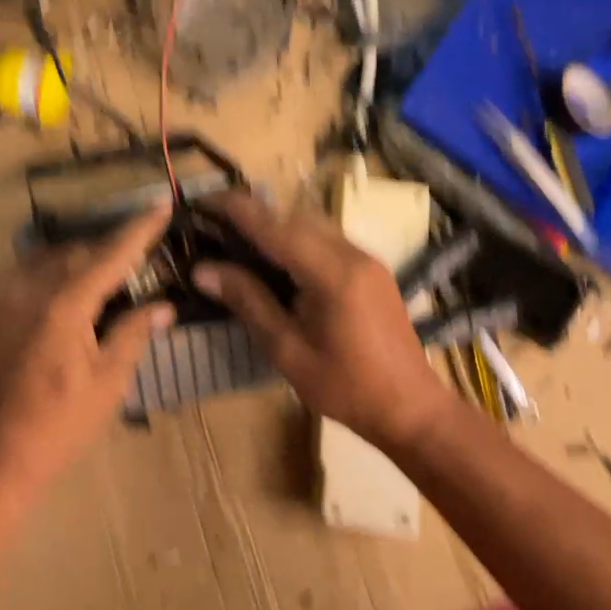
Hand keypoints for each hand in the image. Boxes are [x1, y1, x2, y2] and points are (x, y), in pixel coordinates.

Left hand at [0, 202, 174, 496]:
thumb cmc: (58, 427)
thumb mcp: (107, 384)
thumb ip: (132, 334)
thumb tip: (162, 305)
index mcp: (62, 305)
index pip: (110, 255)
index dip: (138, 229)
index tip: (161, 202)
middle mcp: (28, 287)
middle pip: (79, 253)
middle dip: (111, 250)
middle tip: (142, 258)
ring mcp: (3, 295)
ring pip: (51, 259)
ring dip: (81, 261)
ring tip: (110, 275)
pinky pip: (27, 273)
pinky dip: (54, 272)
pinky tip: (70, 289)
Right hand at [192, 191, 452, 448]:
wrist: (410, 408)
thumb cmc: (345, 387)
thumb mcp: (286, 349)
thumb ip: (247, 301)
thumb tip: (202, 269)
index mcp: (331, 273)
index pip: (273, 226)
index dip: (234, 209)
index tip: (200, 201)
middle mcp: (352, 253)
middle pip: (292, 218)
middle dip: (250, 214)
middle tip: (210, 224)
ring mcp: (366, 258)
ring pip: (310, 225)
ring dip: (272, 225)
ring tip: (234, 238)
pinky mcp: (370, 269)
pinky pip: (325, 239)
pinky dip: (294, 239)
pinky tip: (273, 258)